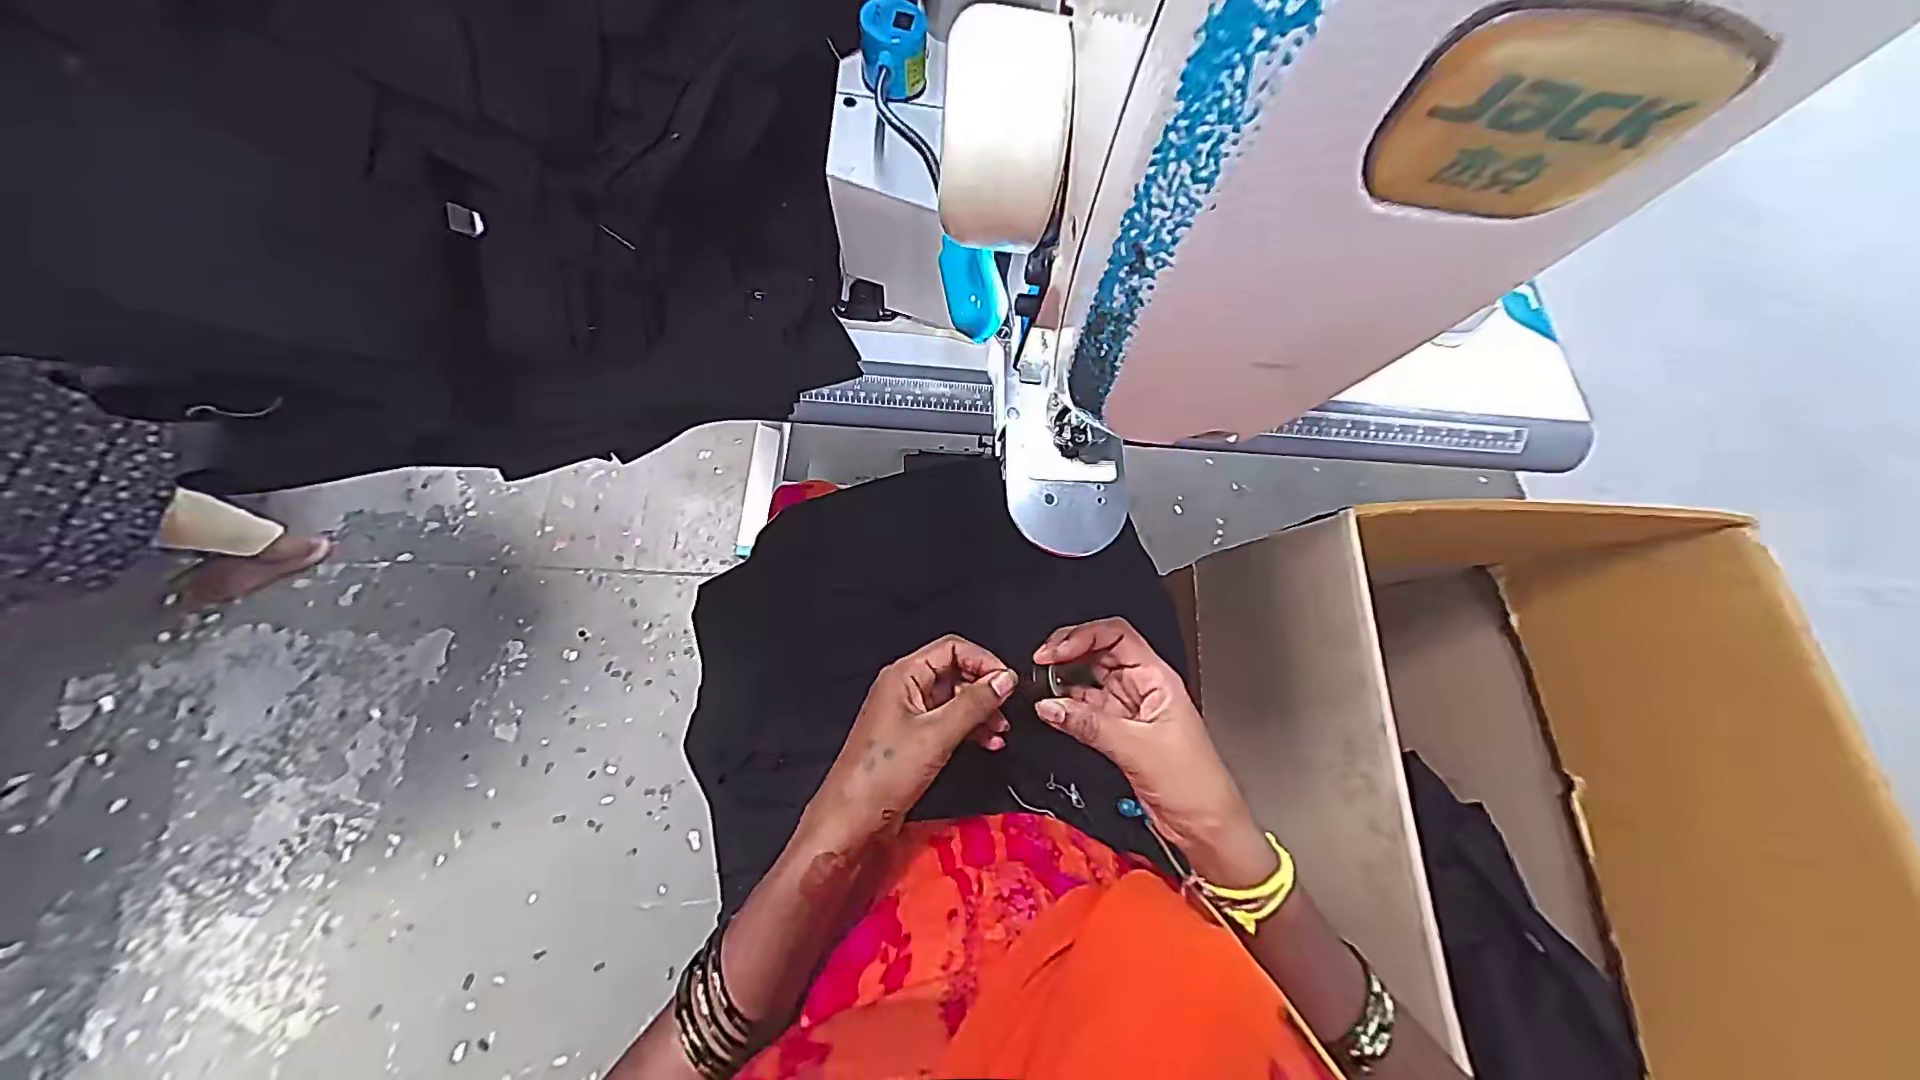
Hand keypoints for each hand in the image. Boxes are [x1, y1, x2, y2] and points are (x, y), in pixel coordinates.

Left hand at [801, 635, 1016, 850]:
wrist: (852, 818)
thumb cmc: (880, 775)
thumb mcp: (937, 734)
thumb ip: (974, 704)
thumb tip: (1003, 680)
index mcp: (904, 675)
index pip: (953, 648)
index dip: (983, 661)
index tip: (1006, 681)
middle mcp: (905, 688)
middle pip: (956, 671)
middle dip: (985, 689)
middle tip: (1006, 708)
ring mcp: (909, 712)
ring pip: (955, 698)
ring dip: (981, 711)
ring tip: (1000, 730)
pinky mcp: (914, 736)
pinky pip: (949, 720)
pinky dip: (970, 728)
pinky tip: (987, 742)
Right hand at [1033, 618, 1274, 885]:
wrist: (1205, 828)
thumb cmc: (1195, 785)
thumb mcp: (1138, 748)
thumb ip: (1089, 724)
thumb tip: (1050, 705)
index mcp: (1156, 678)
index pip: (1116, 636)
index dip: (1083, 636)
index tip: (1056, 652)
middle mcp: (1141, 687)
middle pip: (1098, 651)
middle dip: (1067, 651)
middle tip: (1041, 662)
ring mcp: (1128, 708)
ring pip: (1088, 678)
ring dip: (1063, 678)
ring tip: (1041, 684)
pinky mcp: (1117, 730)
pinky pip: (1085, 708)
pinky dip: (1066, 706)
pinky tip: (1052, 709)